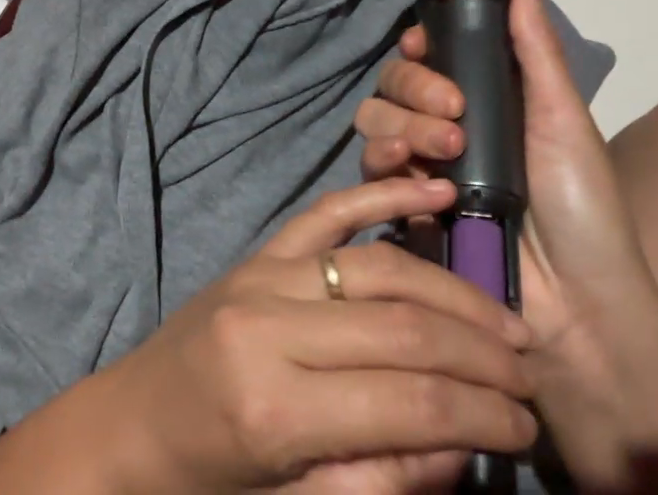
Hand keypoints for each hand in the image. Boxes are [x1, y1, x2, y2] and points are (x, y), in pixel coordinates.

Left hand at [102, 177, 539, 493]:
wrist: (129, 425)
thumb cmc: (210, 479)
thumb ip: (382, 477)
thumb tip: (463, 441)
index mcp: (275, 408)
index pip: (410, 402)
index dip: (483, 415)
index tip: (525, 427)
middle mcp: (270, 327)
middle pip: (404, 327)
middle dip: (481, 354)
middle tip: (528, 378)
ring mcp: (262, 276)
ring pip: (380, 266)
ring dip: (453, 290)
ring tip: (506, 323)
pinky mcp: (257, 253)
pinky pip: (327, 214)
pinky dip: (383, 197)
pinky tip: (436, 191)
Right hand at [356, 0, 657, 371]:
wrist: (576, 301)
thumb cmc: (582, 207)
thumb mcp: (563, 121)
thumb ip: (534, 52)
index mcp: (483, 103)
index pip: (428, 58)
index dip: (417, 45)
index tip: (421, 43)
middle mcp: (445, 129)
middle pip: (392, 85)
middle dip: (414, 88)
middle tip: (454, 111)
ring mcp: (420, 169)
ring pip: (374, 121)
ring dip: (401, 123)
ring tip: (444, 148)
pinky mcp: (401, 209)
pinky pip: (370, 170)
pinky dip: (386, 163)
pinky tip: (417, 174)